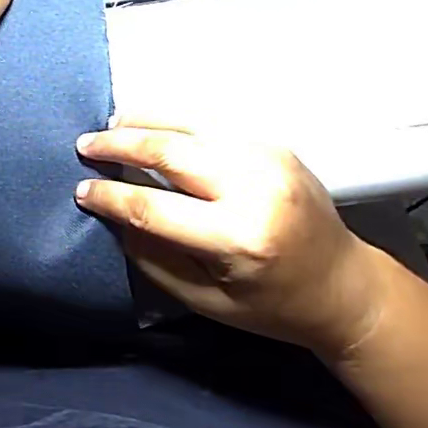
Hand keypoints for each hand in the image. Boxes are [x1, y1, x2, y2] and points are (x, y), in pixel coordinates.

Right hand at [74, 122, 402, 359]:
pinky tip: (155, 126)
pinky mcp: (275, 146)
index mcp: (238, 238)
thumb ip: (155, 258)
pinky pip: (215, 125)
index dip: (111, 196)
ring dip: (147, 121)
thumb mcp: (206, 301)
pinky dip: (178, 122)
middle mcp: (254, 188)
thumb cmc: (273, 306)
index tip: (82, 190)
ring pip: (191, 126)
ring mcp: (269, 159)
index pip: (155, 207)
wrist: (344, 285)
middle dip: (121, 144)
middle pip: (171, 150)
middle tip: (86, 143)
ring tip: (113, 125)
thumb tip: (116, 216)